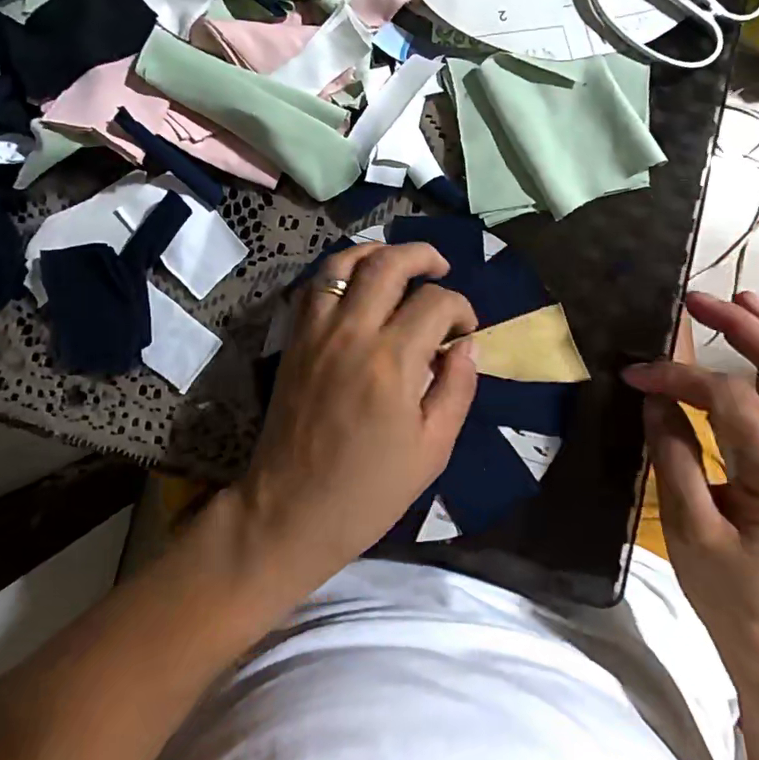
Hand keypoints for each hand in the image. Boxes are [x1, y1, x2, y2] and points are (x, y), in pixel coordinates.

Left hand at [231, 242, 479, 579]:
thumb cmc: (370, 490)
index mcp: (393, 362)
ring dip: (375, 253)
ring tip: (398, 263)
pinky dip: (338, 273)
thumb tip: (466, 345)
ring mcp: (315, 332)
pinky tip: (356, 286)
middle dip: (422, 255)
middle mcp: (351, 333)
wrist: (292, 506)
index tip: (466, 327)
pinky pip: (313, 287)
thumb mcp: (433, 450)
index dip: (460, 307)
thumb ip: (456, 389)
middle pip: (387, 264)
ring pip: (342, 264)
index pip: (435, 303)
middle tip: (441, 268)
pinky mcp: (293, 340)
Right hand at [622, 291, 758, 674]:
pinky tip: (755, 337)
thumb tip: (654, 398)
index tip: (633, 375)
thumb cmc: (729, 586)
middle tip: (696, 300)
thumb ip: (674, 457)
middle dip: (747, 328)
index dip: (680, 377)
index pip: (733, 401)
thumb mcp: (689, 528)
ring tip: (737, 299)